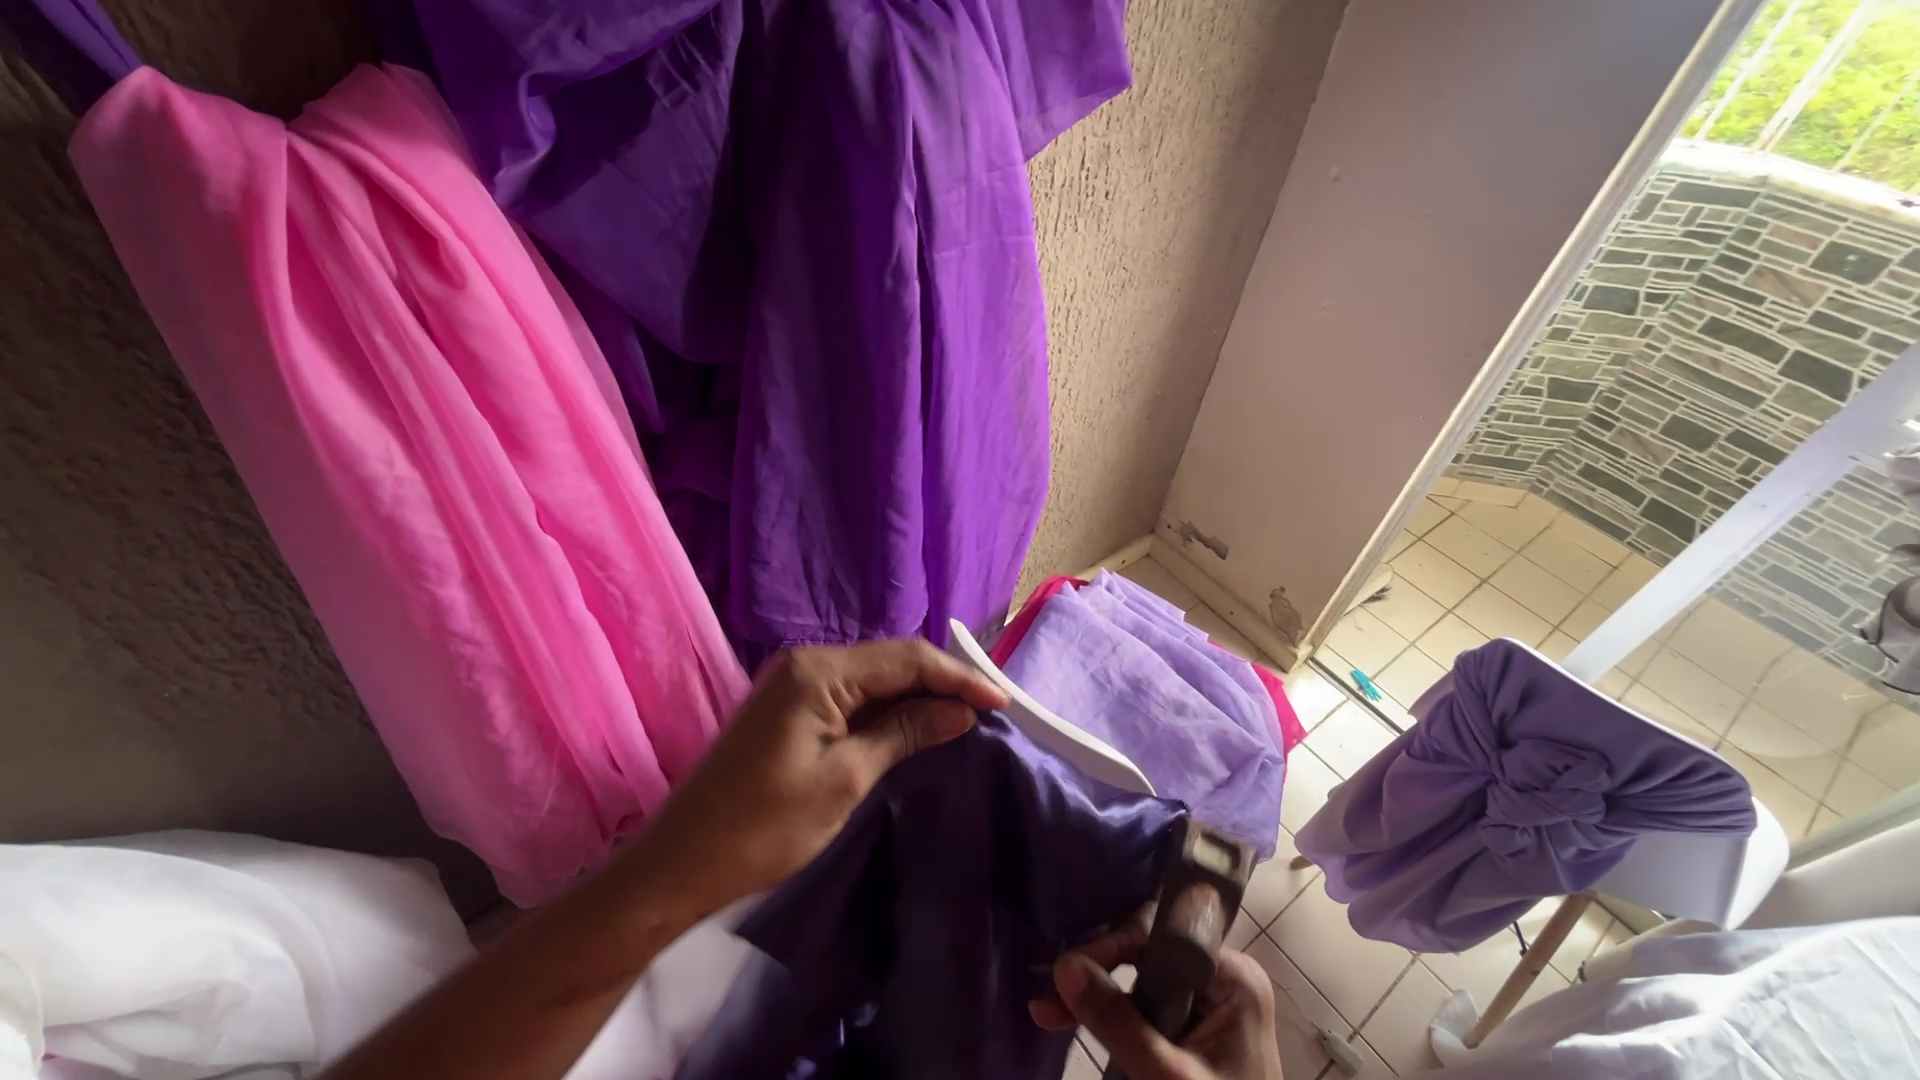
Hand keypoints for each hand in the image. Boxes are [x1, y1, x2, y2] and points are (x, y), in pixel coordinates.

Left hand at [626, 639, 1008, 914]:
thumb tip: (961, 710)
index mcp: (818, 670)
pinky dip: (891, 711)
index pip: (907, 658)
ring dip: (920, 696)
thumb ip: (906, 733)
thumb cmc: (764, 826)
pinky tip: (919, 726)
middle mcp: (808, 662)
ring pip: (876, 679)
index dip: (959, 677)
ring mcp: (796, 684)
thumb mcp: (846, 779)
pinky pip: (854, 697)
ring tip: (968, 716)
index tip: (1004, 703)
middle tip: (993, 709)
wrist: (681, 864)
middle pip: (892, 661)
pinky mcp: (792, 709)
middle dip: (944, 682)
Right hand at [1030, 916, 1284, 1079]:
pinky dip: (1112, 1015)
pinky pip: (1145, 1004)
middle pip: (1146, 952)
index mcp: (1233, 977)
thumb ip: (1117, 1022)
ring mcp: (1209, 1000)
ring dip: (1095, 996)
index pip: (1161, 935)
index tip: (1067, 967)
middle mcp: (1223, 976)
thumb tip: (1063, 965)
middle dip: (1095, 973)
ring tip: (1046, 1011)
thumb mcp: (1165, 1077)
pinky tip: (1069, 1018)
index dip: (1110, 946)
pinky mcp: (1195, 1024)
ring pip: (1139, 979)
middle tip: (1048, 993)